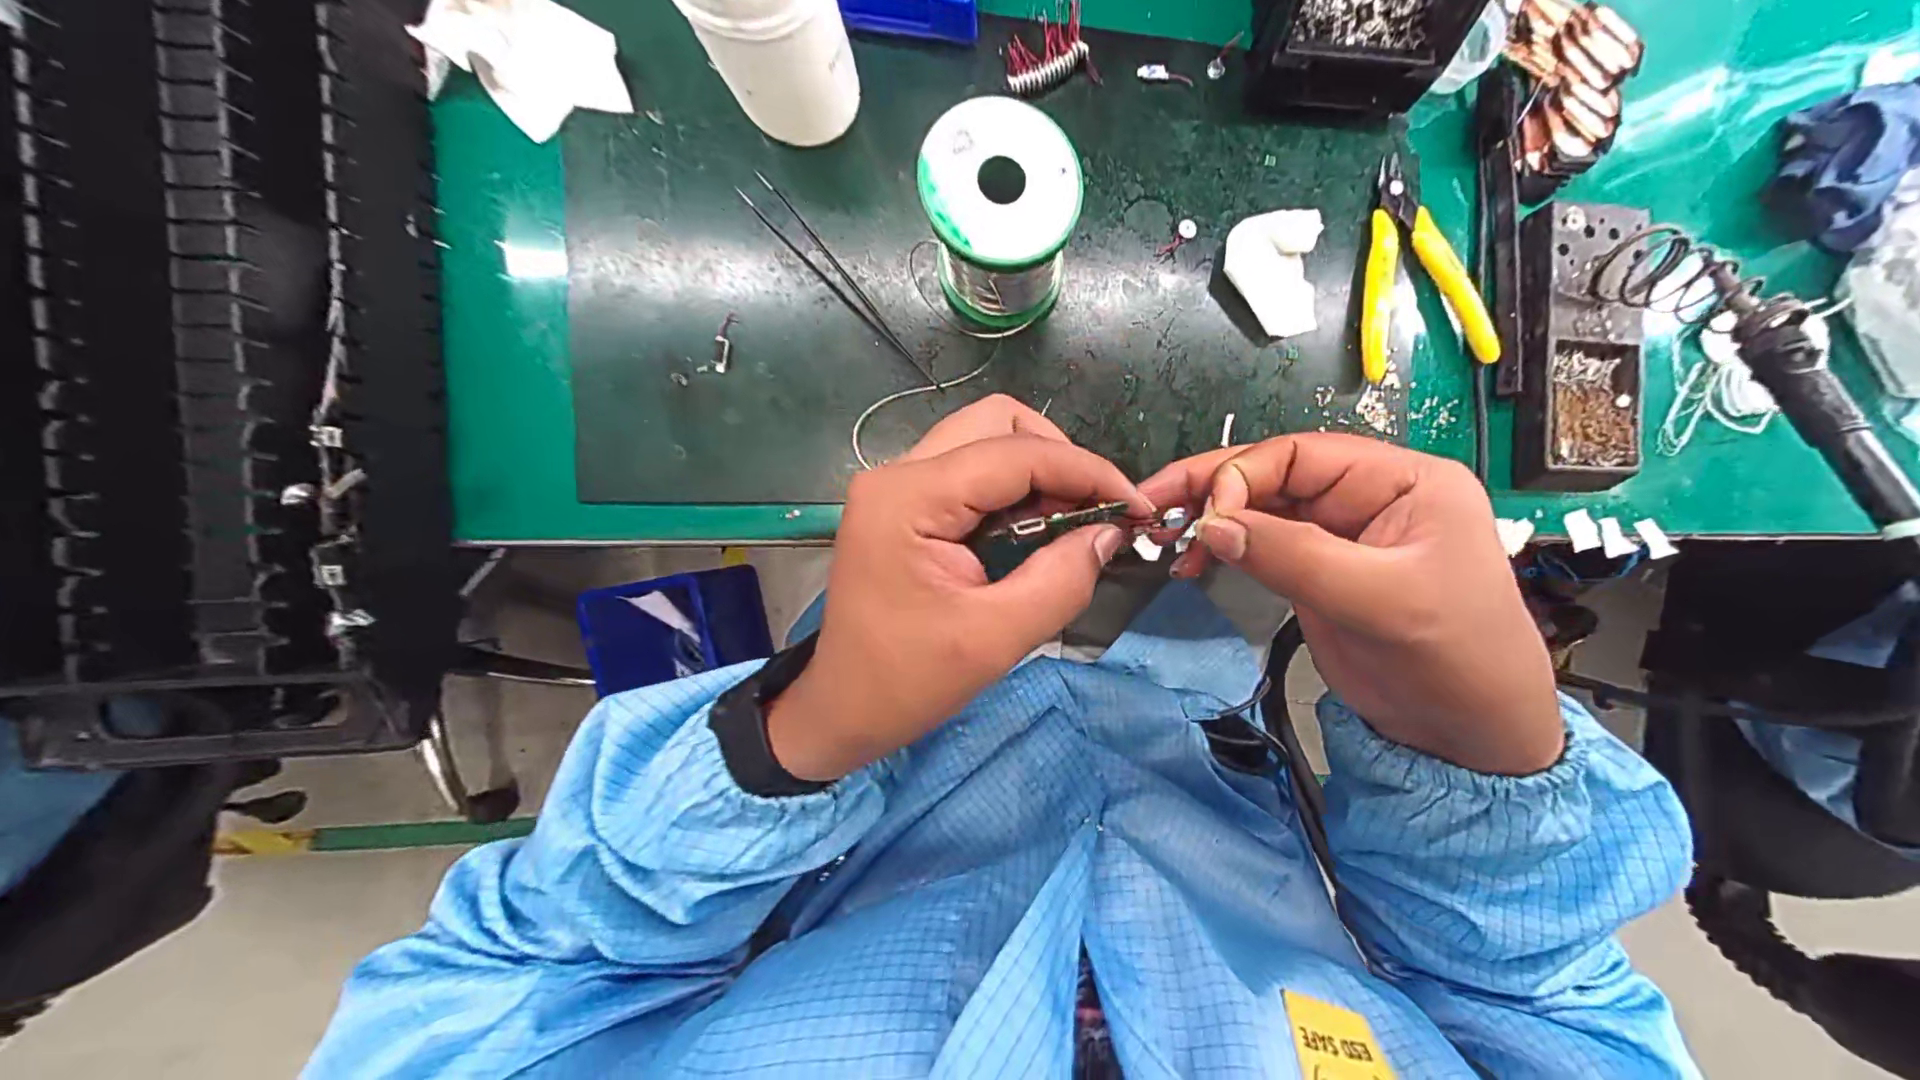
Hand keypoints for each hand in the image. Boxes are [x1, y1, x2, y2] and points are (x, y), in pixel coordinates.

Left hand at [767, 396, 1152, 780]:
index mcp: (908, 497)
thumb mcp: (994, 639)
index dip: (1086, 472)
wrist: (841, 708)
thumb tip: (1109, 533)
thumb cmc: (905, 682)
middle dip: (1059, 458)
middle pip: (996, 422)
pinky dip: (1012, 489)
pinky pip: (969, 470)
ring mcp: (895, 485)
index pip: (1016, 453)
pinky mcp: (901, 503)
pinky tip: (1033, 528)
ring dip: (1037, 471)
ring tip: (1069, 523)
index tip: (1135, 506)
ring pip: (984, 438)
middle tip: (1093, 513)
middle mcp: (897, 474)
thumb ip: (1061, 580)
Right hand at [1139, 434, 1561, 774]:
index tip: (1205, 516)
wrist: (1466, 730)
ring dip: (1206, 519)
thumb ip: (1294, 555)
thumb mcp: (1379, 599)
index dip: (1242, 476)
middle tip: (1151, 507)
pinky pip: (1254, 542)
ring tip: (1164, 538)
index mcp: (1399, 480)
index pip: (1300, 454)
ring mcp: (1333, 532)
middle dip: (1209, 489)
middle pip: (1269, 474)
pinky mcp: (1310, 566)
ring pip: (1254, 507)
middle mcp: (1362, 495)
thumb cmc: (1452, 655)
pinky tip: (1192, 561)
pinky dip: (1219, 547)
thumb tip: (1212, 524)